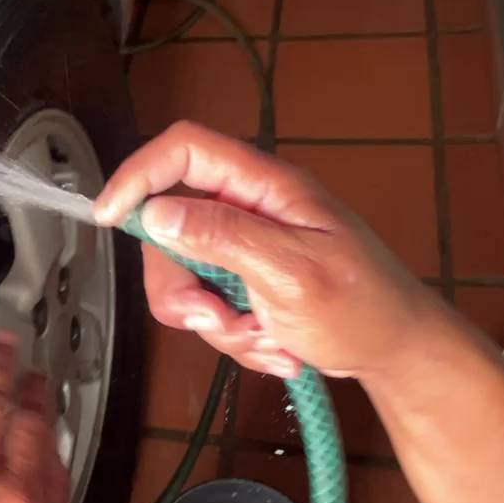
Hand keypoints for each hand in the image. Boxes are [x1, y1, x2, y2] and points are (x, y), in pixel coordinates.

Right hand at [93, 122, 444, 379]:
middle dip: (182, 287)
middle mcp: (246, 209)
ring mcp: (243, 247)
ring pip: (183, 277)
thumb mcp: (293, 272)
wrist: (396, 351)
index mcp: (263, 186)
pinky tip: (274, 345)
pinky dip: (232, 335)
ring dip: (215, 322)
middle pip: (170, 229)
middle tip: (214, 319)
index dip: (138, 174)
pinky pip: (206, 306)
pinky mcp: (243, 280)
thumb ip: (224, 237)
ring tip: (265, 339)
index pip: (184, 150)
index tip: (107, 217)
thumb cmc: (362, 306)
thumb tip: (157, 212)